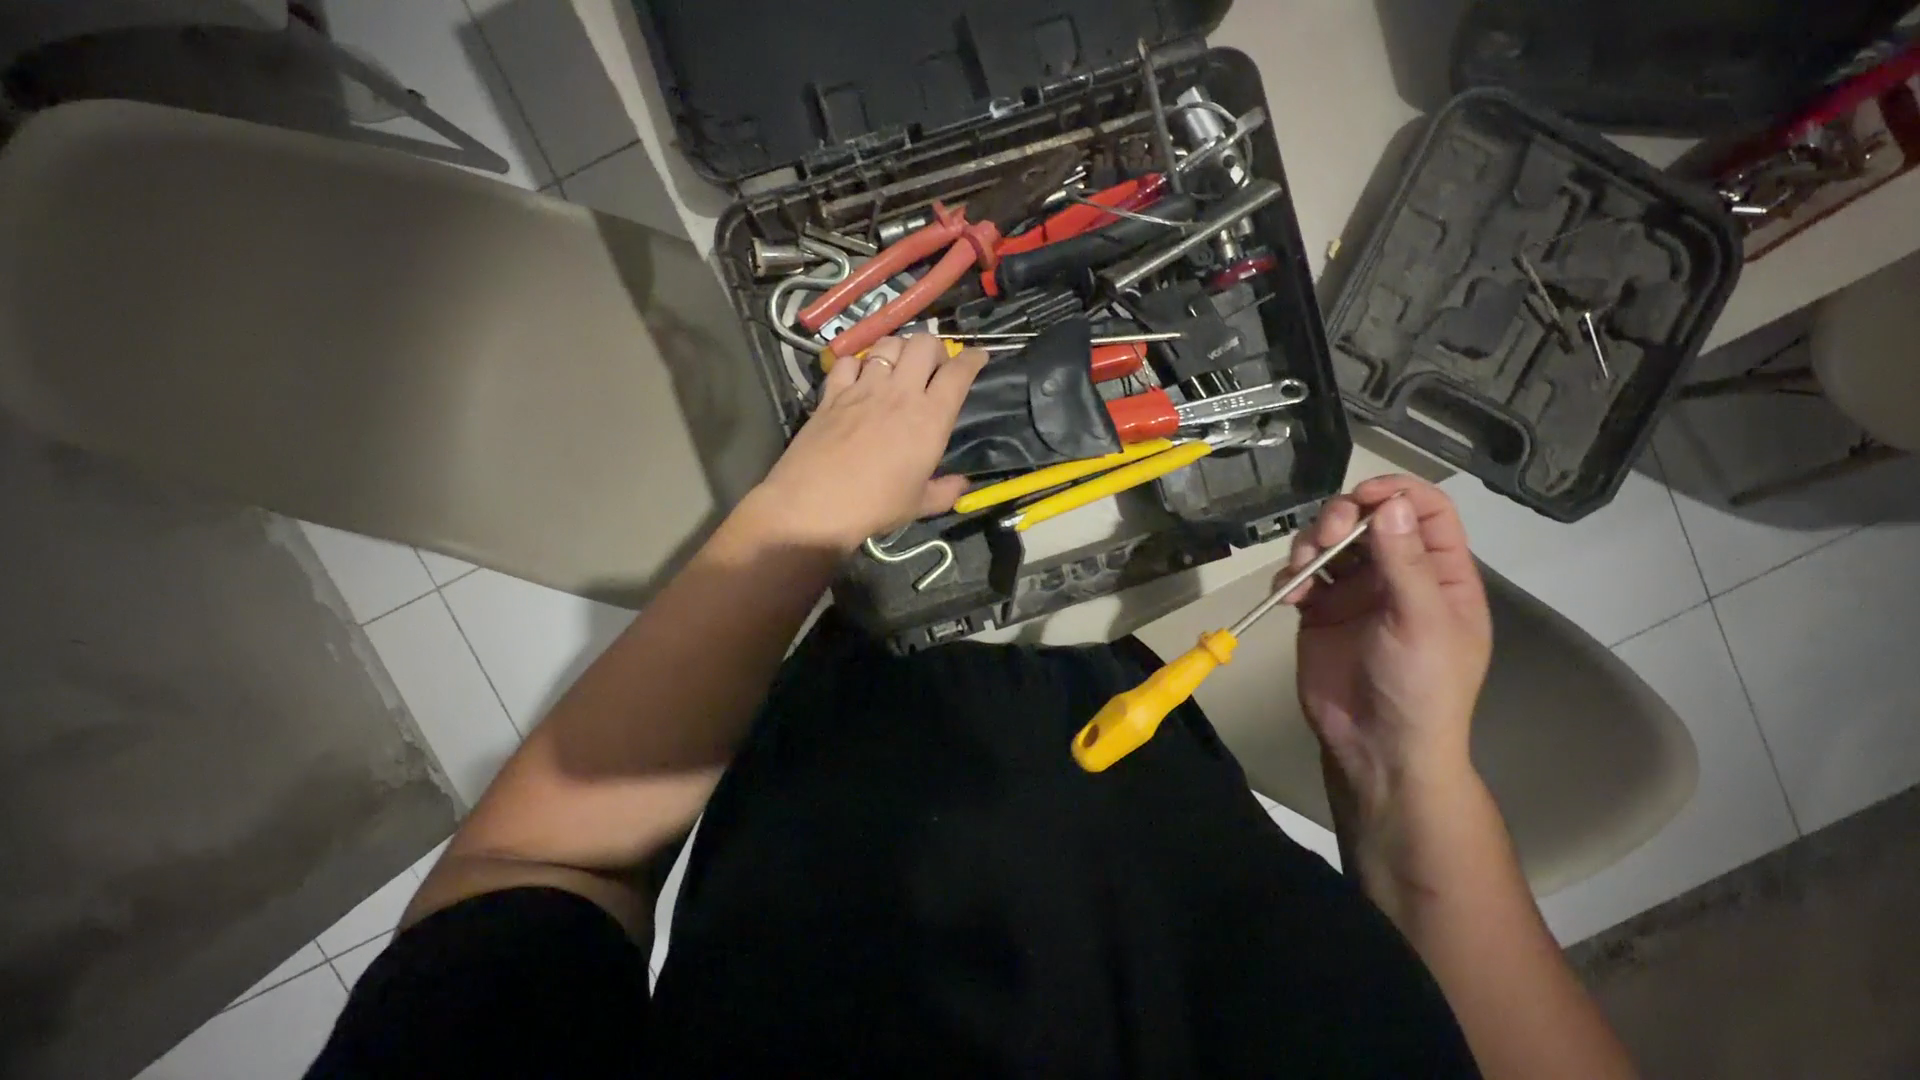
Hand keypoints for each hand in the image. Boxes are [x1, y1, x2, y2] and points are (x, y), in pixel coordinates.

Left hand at [749, 335, 988, 550]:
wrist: (815, 504)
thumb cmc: (875, 506)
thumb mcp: (919, 505)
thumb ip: (945, 491)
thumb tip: (963, 485)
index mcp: (930, 418)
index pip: (959, 372)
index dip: (973, 358)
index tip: (978, 358)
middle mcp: (900, 393)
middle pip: (923, 344)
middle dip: (935, 348)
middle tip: (934, 367)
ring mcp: (864, 388)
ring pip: (887, 346)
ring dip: (899, 350)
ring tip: (898, 367)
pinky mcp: (833, 393)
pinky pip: (849, 361)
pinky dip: (858, 364)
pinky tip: (859, 378)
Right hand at [1278, 476, 1491, 810]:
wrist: (1377, 747)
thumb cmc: (1421, 687)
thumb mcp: (1424, 623)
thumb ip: (1406, 561)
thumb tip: (1390, 503)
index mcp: (1439, 573)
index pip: (1424, 510)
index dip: (1395, 493)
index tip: (1362, 500)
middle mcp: (1396, 574)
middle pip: (1368, 517)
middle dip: (1341, 517)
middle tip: (1327, 538)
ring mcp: (1355, 592)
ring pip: (1329, 541)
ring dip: (1310, 544)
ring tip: (1302, 572)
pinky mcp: (1319, 611)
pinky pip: (1301, 575)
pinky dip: (1290, 576)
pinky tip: (1290, 597)